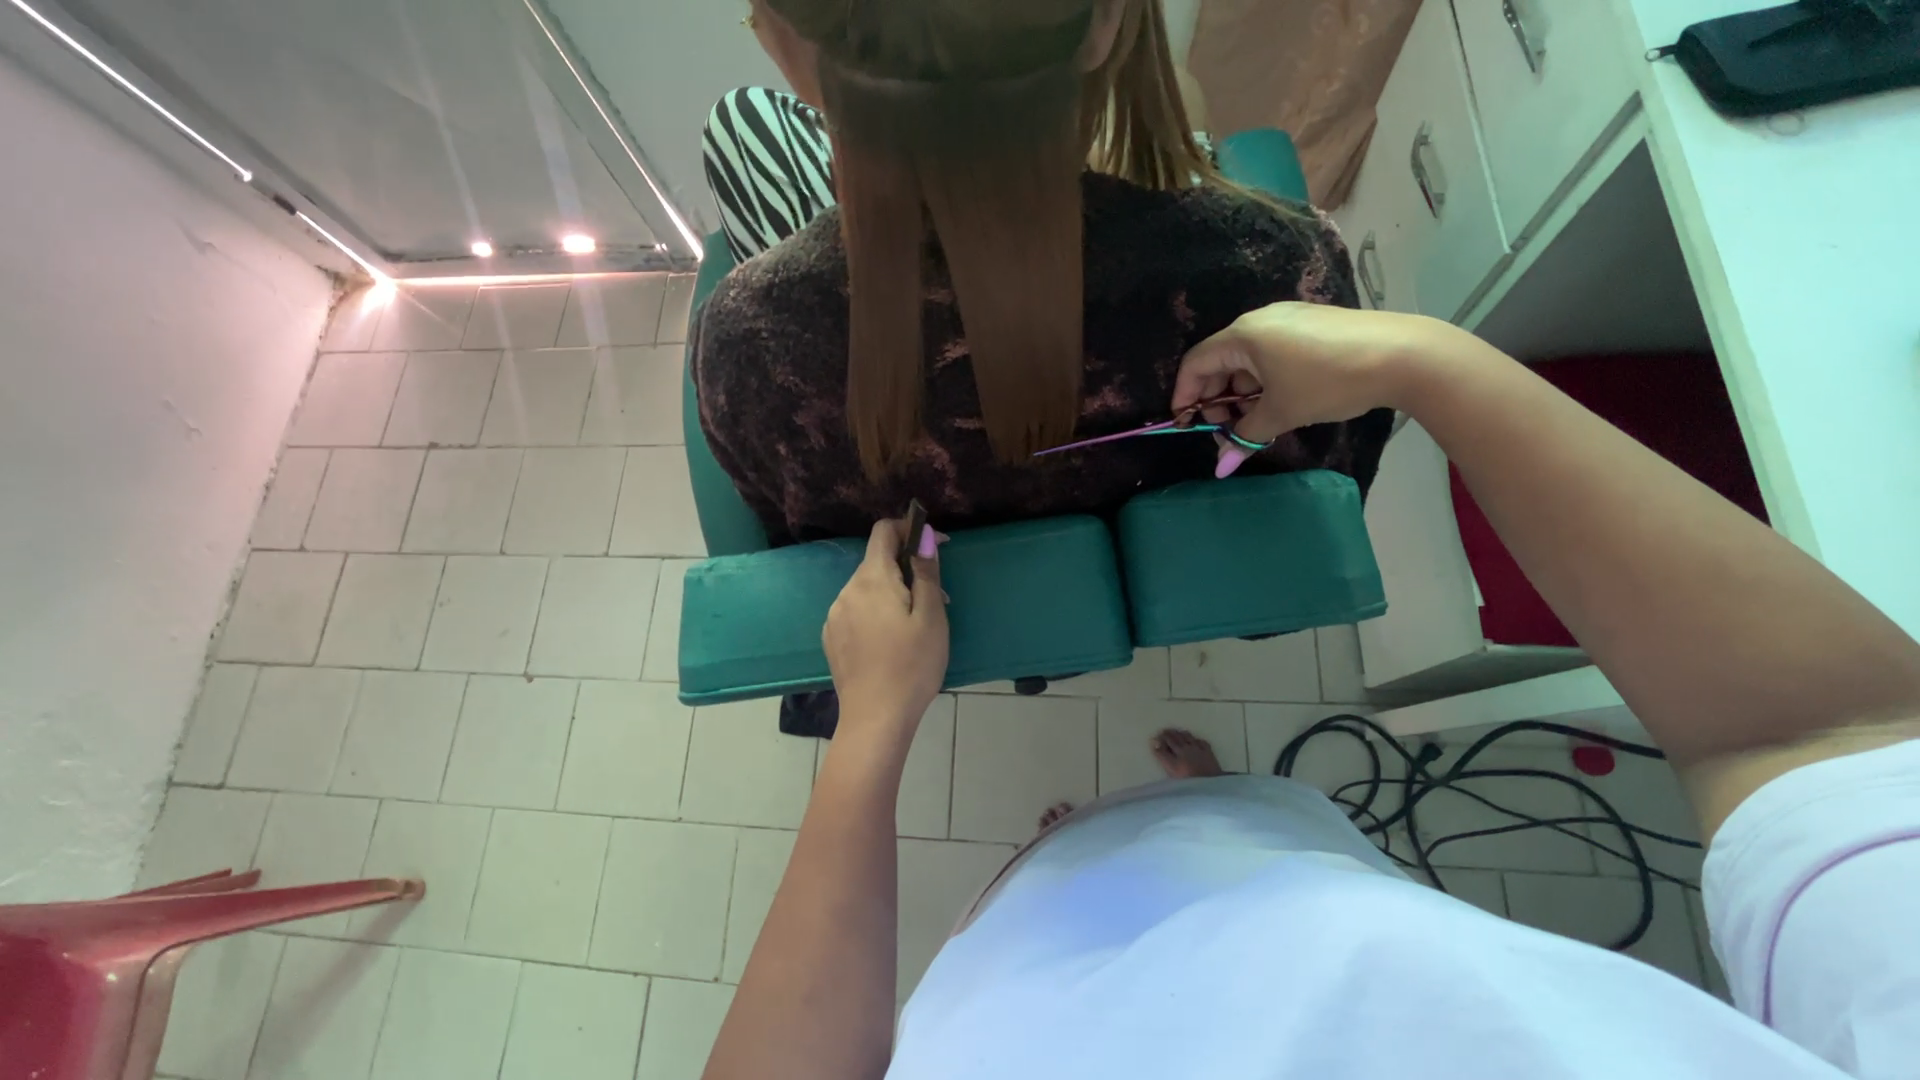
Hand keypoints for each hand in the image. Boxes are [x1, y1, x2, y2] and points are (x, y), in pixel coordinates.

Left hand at [823, 519, 948, 738]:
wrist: (875, 719)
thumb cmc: (913, 666)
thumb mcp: (931, 616)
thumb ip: (926, 571)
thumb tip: (923, 534)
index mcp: (872, 579)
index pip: (883, 531)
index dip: (910, 530)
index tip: (936, 547)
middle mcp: (847, 590)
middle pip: (877, 562)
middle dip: (907, 570)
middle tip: (937, 599)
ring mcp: (835, 615)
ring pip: (867, 588)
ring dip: (892, 594)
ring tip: (915, 627)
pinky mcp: (831, 638)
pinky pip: (856, 611)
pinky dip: (875, 614)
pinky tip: (890, 643)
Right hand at [1174, 303, 1474, 476]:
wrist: (1402, 355)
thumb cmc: (1328, 381)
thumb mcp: (1281, 413)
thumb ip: (1245, 437)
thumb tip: (1222, 467)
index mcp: (1242, 336)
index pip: (1195, 364)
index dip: (1184, 396)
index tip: (1188, 426)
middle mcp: (1259, 321)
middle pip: (1220, 362)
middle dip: (1217, 399)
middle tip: (1228, 431)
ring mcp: (1287, 321)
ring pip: (1247, 361)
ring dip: (1243, 394)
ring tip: (1257, 422)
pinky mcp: (1310, 327)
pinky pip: (1271, 355)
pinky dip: (1265, 382)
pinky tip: (1282, 403)